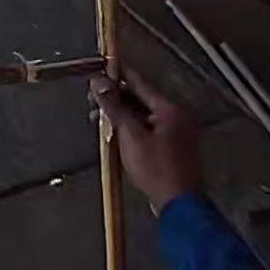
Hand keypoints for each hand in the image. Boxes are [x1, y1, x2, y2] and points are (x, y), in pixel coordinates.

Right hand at [92, 72, 200, 207]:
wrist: (179, 205)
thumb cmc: (155, 168)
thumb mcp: (129, 134)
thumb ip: (114, 106)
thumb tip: (98, 82)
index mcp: (169, 110)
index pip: (138, 82)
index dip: (117, 72)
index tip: (98, 64)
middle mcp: (175, 116)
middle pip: (139, 97)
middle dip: (113, 96)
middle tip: (91, 98)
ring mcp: (174, 131)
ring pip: (140, 112)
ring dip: (118, 112)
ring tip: (97, 117)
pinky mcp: (170, 144)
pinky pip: (145, 125)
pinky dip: (128, 124)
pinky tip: (112, 130)